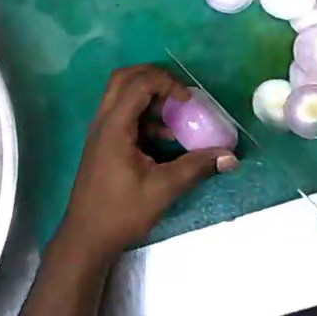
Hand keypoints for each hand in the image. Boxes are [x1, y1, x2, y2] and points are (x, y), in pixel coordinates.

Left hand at [52, 66, 235, 264]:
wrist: (87, 237)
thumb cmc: (120, 212)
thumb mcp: (162, 190)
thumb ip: (195, 168)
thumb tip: (229, 156)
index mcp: (114, 126)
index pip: (138, 84)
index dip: (166, 83)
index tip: (189, 101)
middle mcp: (103, 121)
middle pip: (124, 79)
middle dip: (154, 78)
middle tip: (180, 94)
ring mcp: (101, 131)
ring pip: (122, 95)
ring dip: (150, 97)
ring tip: (176, 117)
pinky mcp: (104, 143)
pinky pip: (124, 114)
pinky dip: (144, 116)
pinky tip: (165, 138)